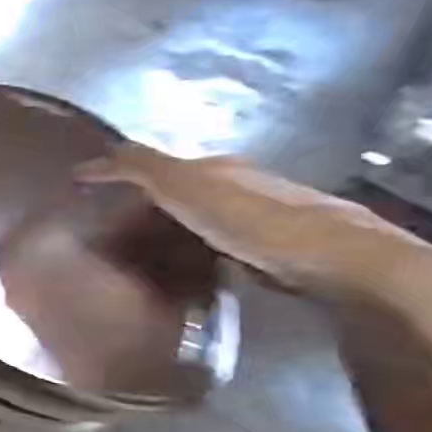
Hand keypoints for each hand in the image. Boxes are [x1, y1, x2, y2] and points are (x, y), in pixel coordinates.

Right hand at [77, 147, 431, 308]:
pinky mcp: (273, 250)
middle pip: (178, 194)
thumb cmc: (257, 222)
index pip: (157, 168)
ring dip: (164, 234)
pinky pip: (213, 246)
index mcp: (220, 167)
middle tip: (104, 236)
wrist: (343, 262)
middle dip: (140, 209)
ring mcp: (262, 217)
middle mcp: (242, 184)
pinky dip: (188, 253)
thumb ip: (141, 168)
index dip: (120, 181)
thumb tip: (88, 161)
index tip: (88, 200)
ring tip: (134, 258)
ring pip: (197, 221)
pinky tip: (179, 271)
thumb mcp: (188, 187)